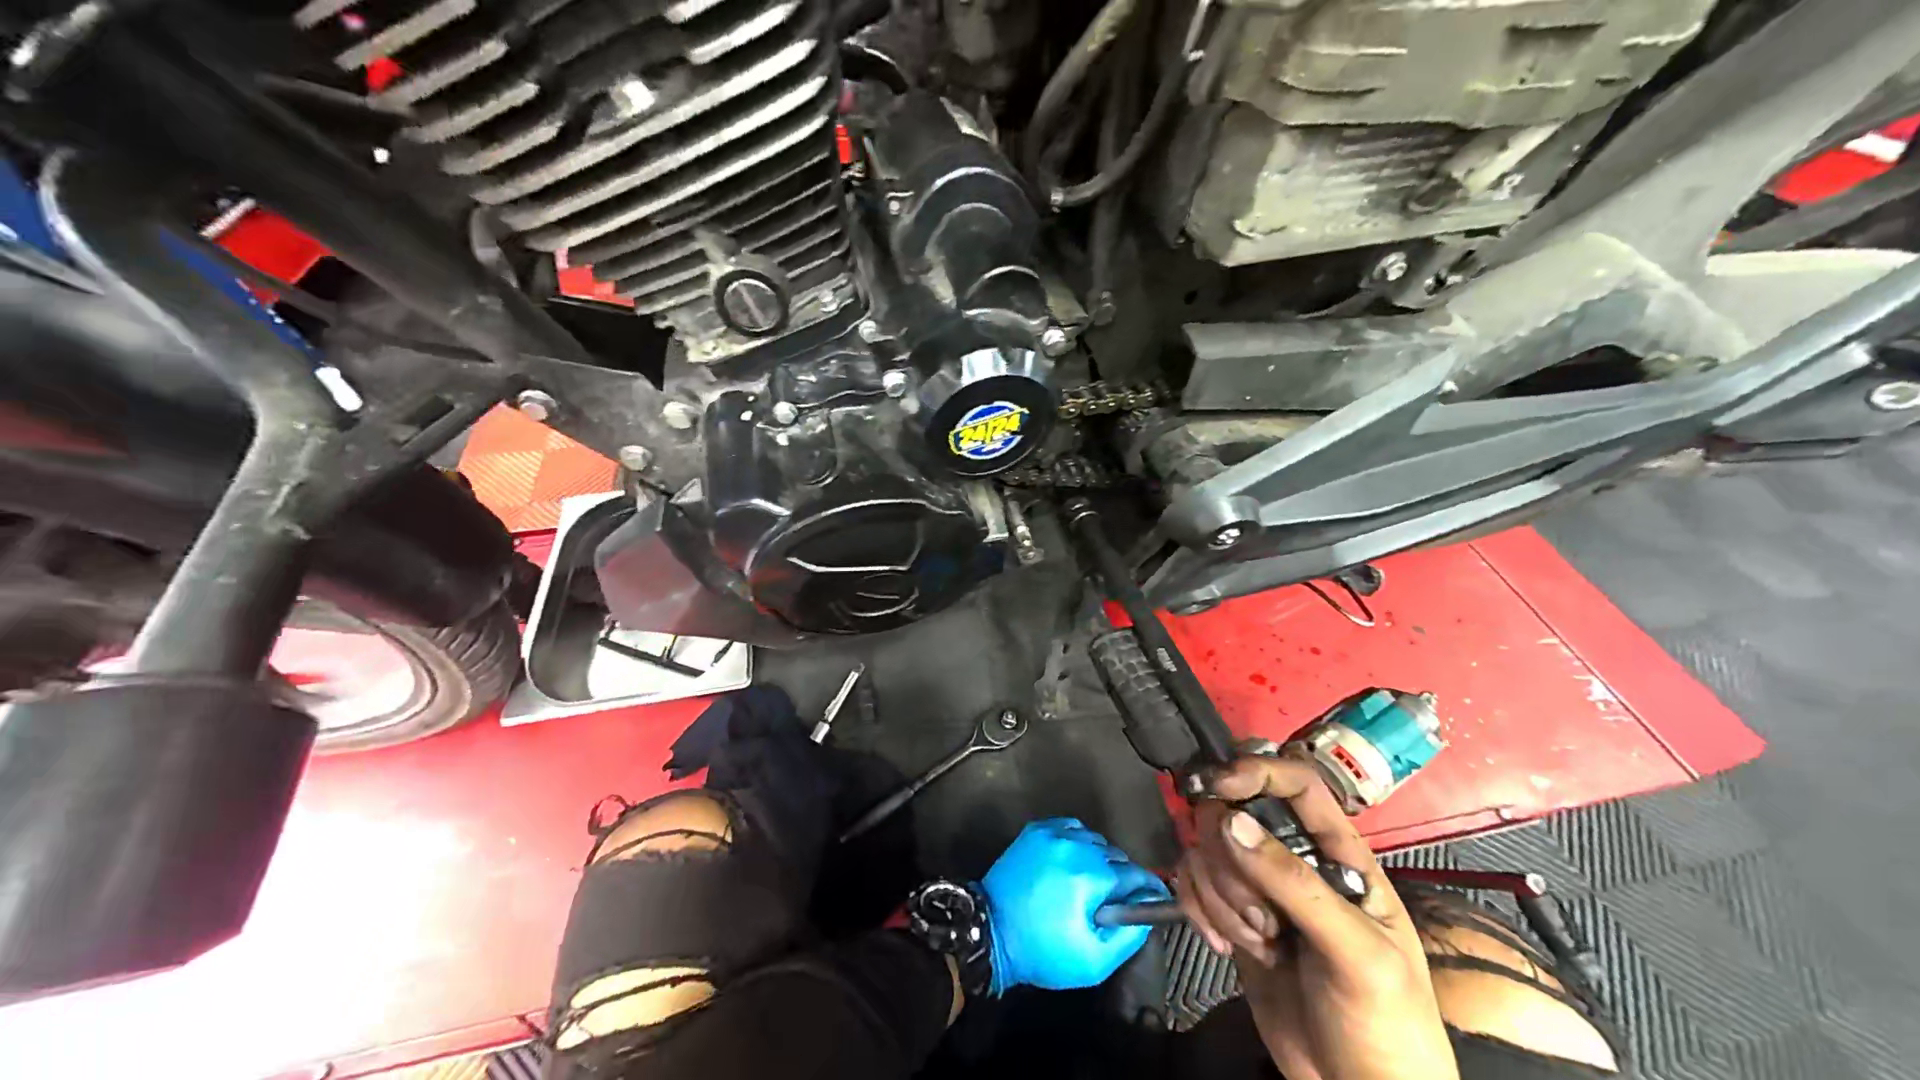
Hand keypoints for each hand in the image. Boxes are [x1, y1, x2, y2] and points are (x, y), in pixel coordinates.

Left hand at [980, 817, 1170, 993]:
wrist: (990, 932)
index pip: (1134, 874)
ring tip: (1091, 883)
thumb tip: (1147, 907)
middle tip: (1113, 900)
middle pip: (1115, 855)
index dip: (1147, 887)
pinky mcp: (1035, 831)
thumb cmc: (1043, 950)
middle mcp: (1074, 846)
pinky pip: (1070, 827)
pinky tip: (1073, 862)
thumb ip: (1129, 935)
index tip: (1153, 897)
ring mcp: (1052, 834)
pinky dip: (1077, 841)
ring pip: (1093, 839)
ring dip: (1099, 858)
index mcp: (1090, 875)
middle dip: (1120, 876)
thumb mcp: (1094, 961)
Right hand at [1174, 757, 1457, 1079]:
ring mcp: (1258, 887)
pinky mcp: (1230, 915)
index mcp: (1340, 854)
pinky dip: (1198, 911)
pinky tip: (1226, 946)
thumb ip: (1296, 885)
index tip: (1216, 786)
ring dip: (1219, 897)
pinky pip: (1193, 884)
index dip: (1254, 771)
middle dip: (1231, 859)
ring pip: (1208, 849)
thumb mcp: (1357, 954)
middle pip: (1234, 812)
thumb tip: (1231, 821)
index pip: (1294, 783)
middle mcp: (1294, 859)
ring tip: (1257, 943)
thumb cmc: (1386, 1023)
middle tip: (1258, 913)